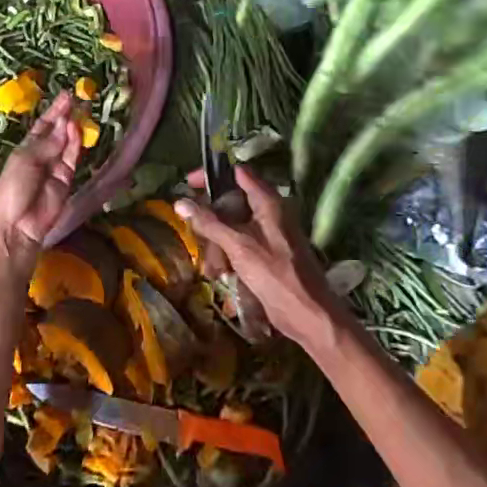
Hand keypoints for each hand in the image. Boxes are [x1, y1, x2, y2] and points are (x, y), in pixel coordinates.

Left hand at [0, 92, 82, 268]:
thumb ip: (48, 143)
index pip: (42, 126)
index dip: (54, 111)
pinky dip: (75, 144)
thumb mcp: (25, 160)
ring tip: (80, 111)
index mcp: (26, 149)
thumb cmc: (12, 188)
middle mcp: (42, 155)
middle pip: (57, 132)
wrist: (18, 225)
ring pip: (67, 143)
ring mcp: (56, 167)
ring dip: (72, 128)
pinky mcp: (67, 179)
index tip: (66, 95)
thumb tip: (66, 124)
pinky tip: (76, 129)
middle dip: (67, 116)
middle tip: (79, 98)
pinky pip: (72, 157)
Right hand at [175, 167, 344, 347]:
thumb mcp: (238, 245)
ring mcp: (268, 234)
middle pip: (232, 202)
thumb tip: (180, 202)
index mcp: (267, 201)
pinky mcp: (266, 254)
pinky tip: (220, 273)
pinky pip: (240, 245)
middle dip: (211, 218)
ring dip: (217, 242)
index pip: (237, 173)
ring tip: (211, 266)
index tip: (188, 183)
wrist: (307, 313)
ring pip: (233, 226)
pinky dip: (228, 255)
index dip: (212, 175)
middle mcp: (269, 212)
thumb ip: (209, 223)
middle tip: (194, 232)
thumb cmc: (276, 274)